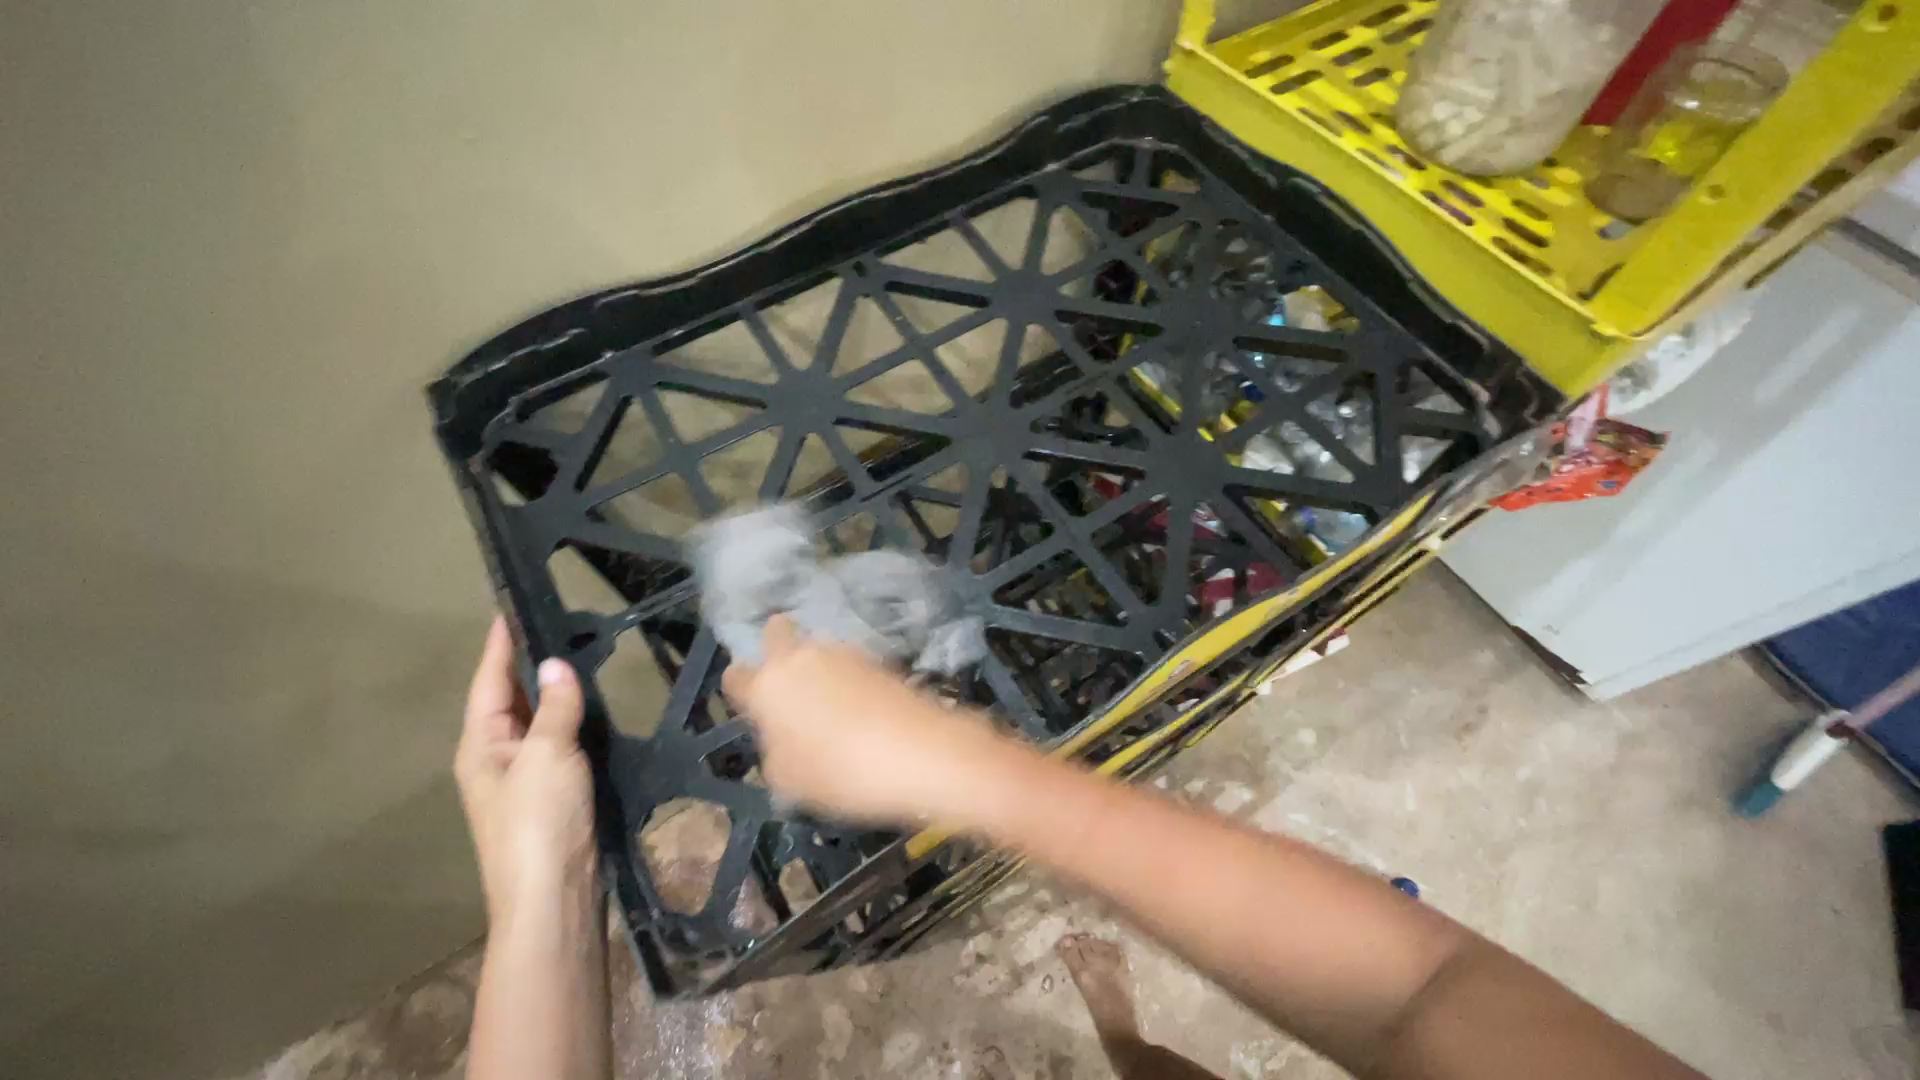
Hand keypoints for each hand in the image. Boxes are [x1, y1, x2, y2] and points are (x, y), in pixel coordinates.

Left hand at [456, 617, 597, 924]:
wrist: (554, 894)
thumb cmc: (538, 822)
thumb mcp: (547, 756)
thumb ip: (554, 707)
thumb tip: (556, 664)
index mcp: (481, 745)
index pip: (490, 680)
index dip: (501, 642)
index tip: (513, 604)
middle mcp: (500, 755)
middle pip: (513, 697)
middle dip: (533, 661)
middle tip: (564, 618)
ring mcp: (530, 775)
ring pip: (542, 718)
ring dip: (558, 688)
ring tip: (584, 649)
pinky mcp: (558, 791)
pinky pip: (564, 740)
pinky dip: (577, 717)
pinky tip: (597, 703)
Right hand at [721, 616, 1023, 825]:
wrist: (921, 753)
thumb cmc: (841, 772)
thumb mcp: (789, 780)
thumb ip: (775, 750)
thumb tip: (781, 736)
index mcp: (769, 686)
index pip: (736, 676)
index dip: (740, 690)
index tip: (751, 706)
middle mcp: (802, 658)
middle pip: (778, 634)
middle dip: (777, 647)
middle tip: (787, 680)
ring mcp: (844, 653)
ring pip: (818, 649)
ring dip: (818, 666)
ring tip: (830, 706)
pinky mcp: (880, 659)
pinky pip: (850, 665)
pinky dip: (849, 680)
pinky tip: (861, 710)